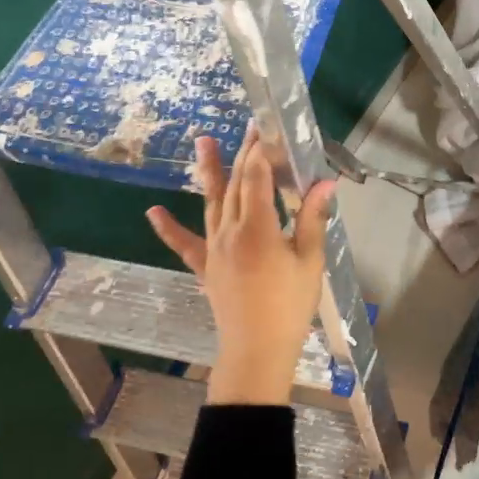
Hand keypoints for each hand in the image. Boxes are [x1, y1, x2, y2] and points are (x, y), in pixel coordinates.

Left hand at [147, 131, 336, 405]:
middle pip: (234, 183)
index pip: (256, 177)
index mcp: (257, 228)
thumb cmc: (290, 306)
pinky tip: (152, 212)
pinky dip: (168, 228)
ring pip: (210, 202)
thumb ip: (313, 218)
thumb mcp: (310, 260)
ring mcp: (213, 248)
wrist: (257, 352)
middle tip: (251, 126)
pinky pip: (185, 244)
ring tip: (203, 140)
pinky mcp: (205, 267)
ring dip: (208, 170)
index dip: (263, 152)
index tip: (271, 130)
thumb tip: (325, 181)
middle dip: (243, 152)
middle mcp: (230, 231)